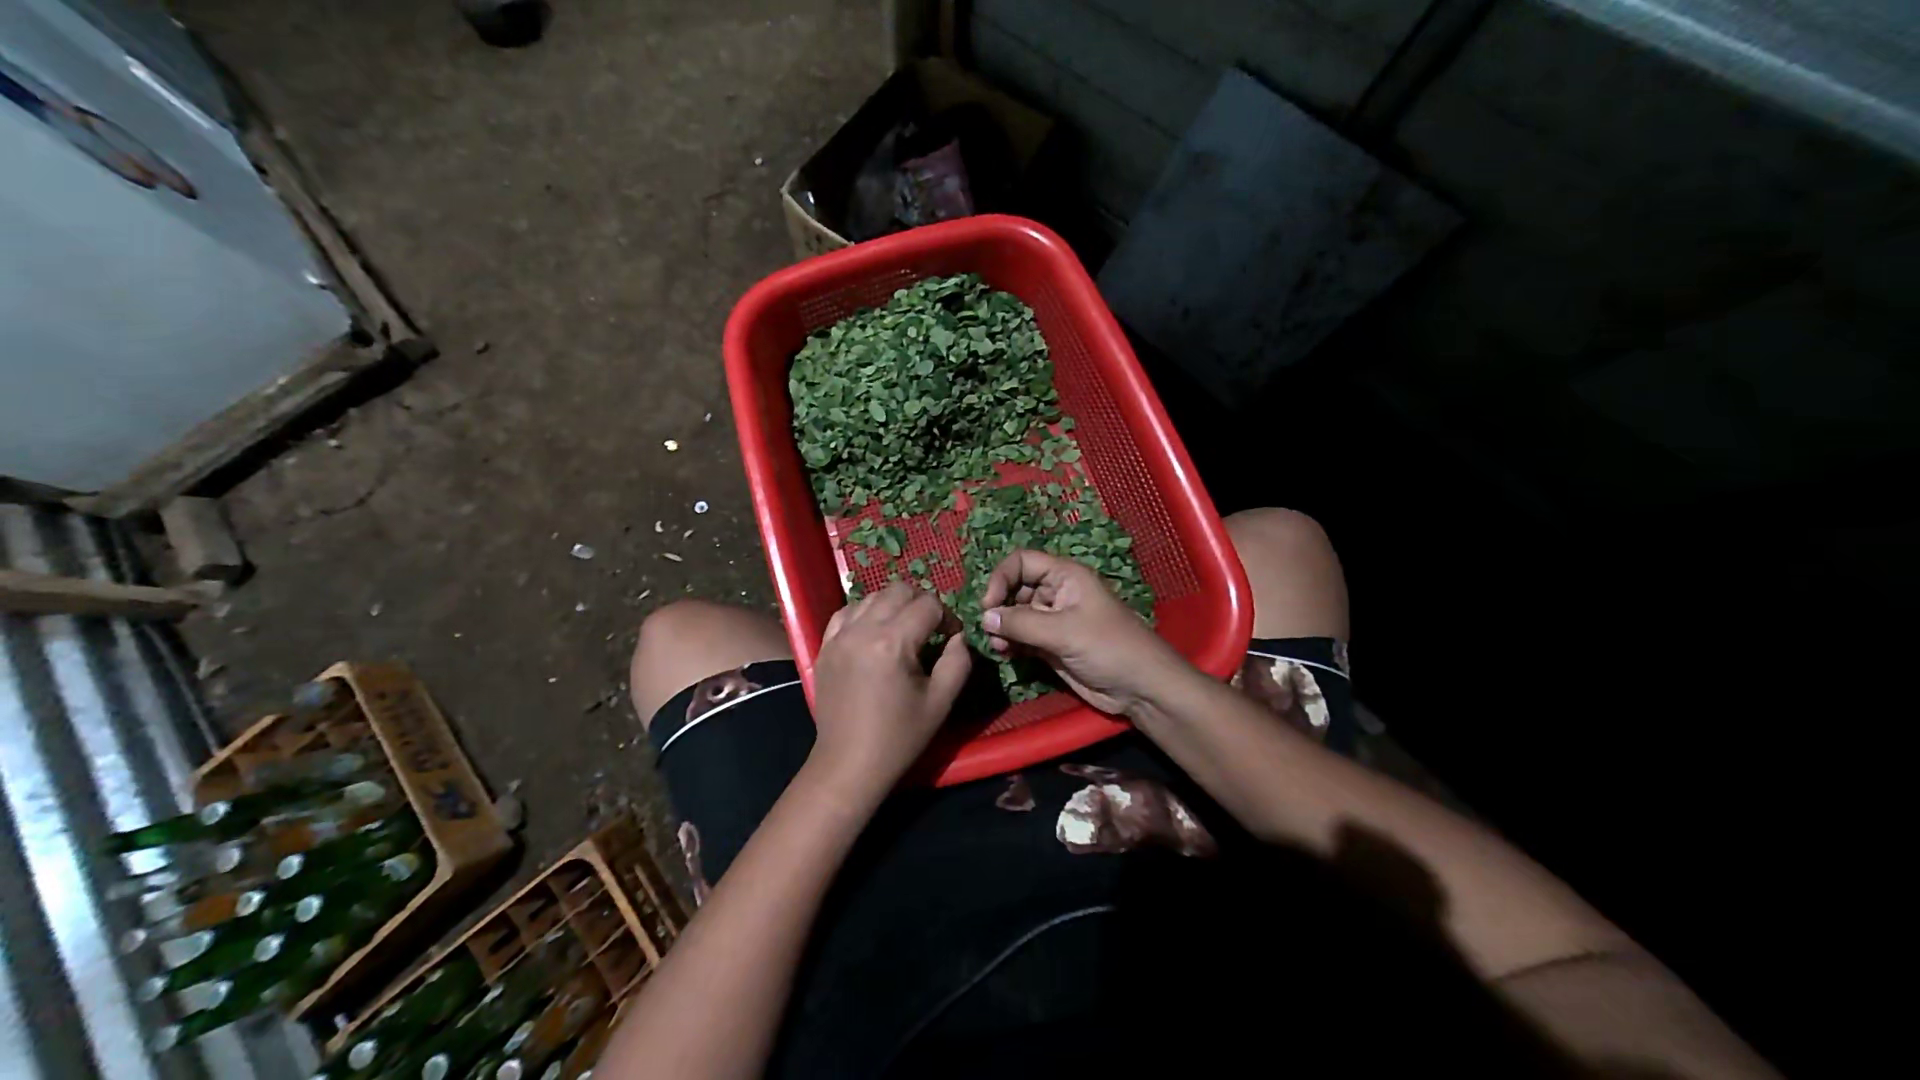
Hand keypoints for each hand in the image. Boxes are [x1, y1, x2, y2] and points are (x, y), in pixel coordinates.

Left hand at [809, 582, 971, 795]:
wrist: (849, 764)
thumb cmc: (899, 737)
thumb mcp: (941, 701)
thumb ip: (958, 660)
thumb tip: (959, 635)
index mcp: (893, 642)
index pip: (928, 605)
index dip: (947, 617)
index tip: (952, 637)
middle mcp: (862, 630)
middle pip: (898, 591)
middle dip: (921, 603)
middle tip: (931, 629)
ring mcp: (839, 636)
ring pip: (871, 597)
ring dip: (892, 605)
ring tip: (903, 630)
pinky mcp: (825, 647)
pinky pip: (845, 613)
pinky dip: (864, 613)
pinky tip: (873, 631)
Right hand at [980, 550, 1185, 715]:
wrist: (1141, 688)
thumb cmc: (1109, 647)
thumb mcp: (1064, 631)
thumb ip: (1021, 624)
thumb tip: (985, 618)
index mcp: (1065, 576)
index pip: (1022, 563)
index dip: (1001, 578)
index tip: (989, 604)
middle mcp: (1057, 594)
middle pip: (1015, 589)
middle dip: (998, 607)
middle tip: (988, 629)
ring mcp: (1054, 621)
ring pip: (1016, 616)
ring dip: (1002, 628)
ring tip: (997, 646)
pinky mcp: (1052, 646)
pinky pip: (1023, 638)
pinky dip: (1010, 644)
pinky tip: (1004, 653)